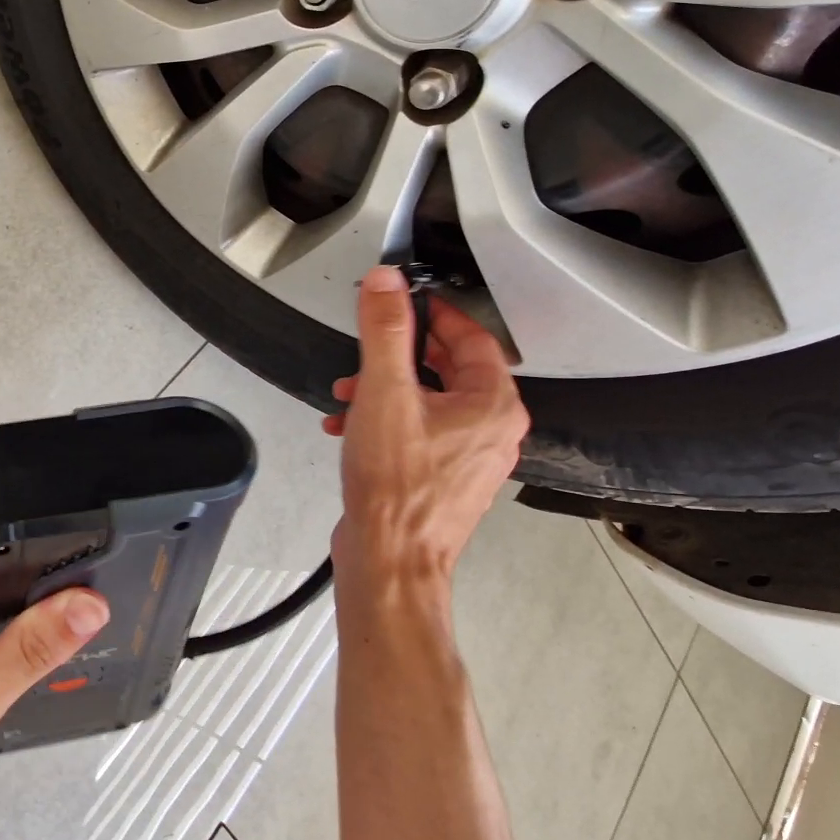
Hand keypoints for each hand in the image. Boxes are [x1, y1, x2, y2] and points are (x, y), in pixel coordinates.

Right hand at [323, 266, 528, 585]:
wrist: (389, 556)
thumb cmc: (395, 486)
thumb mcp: (383, 393)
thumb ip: (385, 332)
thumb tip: (386, 283)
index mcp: (492, 405)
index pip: (472, 338)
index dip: (435, 315)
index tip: (405, 302)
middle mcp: (491, 431)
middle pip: (448, 370)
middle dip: (397, 359)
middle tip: (366, 354)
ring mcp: (468, 458)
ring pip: (428, 403)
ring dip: (384, 391)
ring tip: (346, 397)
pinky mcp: (442, 478)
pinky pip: (418, 432)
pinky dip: (384, 422)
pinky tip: (348, 429)